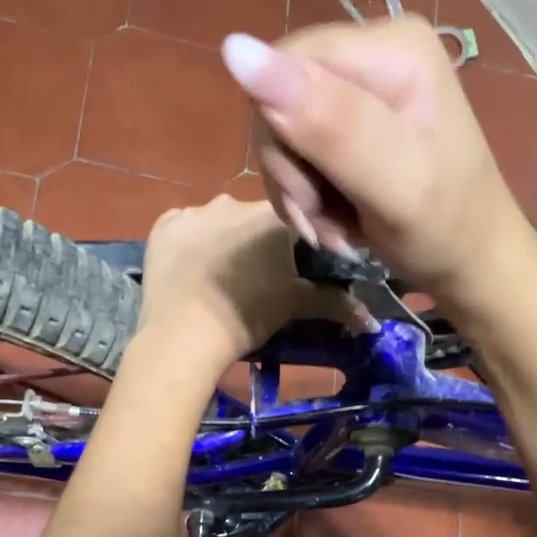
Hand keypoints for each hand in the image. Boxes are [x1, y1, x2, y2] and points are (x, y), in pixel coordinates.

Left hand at [133, 196, 336, 375]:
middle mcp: (236, 201)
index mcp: (272, 215)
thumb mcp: (296, 306)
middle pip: (253, 218)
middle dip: (256, 241)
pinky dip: (188, 245)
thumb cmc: (249, 316)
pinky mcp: (164, 226)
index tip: (290, 268)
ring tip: (220, 278)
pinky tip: (189, 273)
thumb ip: (335, 303)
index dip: (293, 244)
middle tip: (255, 278)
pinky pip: (182, 228)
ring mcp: (195, 211)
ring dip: (221, 241)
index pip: (292, 218)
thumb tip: (373, 319)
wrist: (184, 335)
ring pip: (216, 221)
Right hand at [222, 20, 532, 297]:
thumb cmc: (442, 228)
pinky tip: (337, 222)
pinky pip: (300, 153)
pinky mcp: (356, 120)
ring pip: (284, 134)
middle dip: (292, 176)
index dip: (279, 141)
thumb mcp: (388, 182)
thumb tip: (235, 51)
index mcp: (389, 49)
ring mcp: (364, 88)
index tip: (310, 201)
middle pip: (279, 102)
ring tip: (335, 230)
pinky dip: (310, 199)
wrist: (471, 264)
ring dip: (300, 196)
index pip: (283, 69)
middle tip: (324, 224)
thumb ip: (324, 121)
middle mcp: (374, 53)